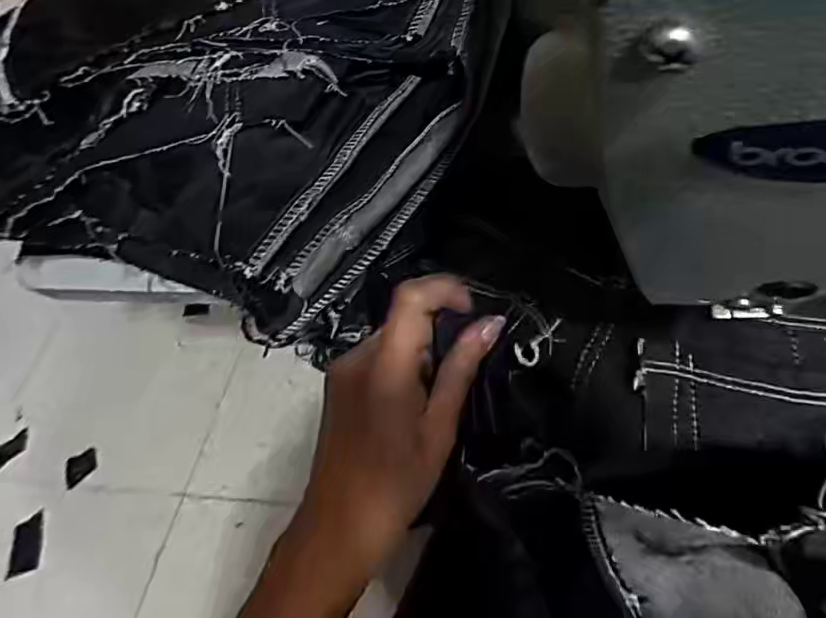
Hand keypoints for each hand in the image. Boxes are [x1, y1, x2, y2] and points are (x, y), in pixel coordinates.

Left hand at [241, 276, 501, 617]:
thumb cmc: (395, 484)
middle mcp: (357, 357)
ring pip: (396, 334)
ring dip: (427, 344)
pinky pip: (382, 354)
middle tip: (473, 356)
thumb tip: (491, 322)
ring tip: (449, 384)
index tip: (474, 312)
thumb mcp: (440, 427)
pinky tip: (422, 397)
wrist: (335, 535)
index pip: (411, 296)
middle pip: (406, 314)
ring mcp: (344, 371)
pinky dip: (409, 360)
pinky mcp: (340, 386)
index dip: (447, 289)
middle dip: (444, 323)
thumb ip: (462, 367)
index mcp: (383, 364)